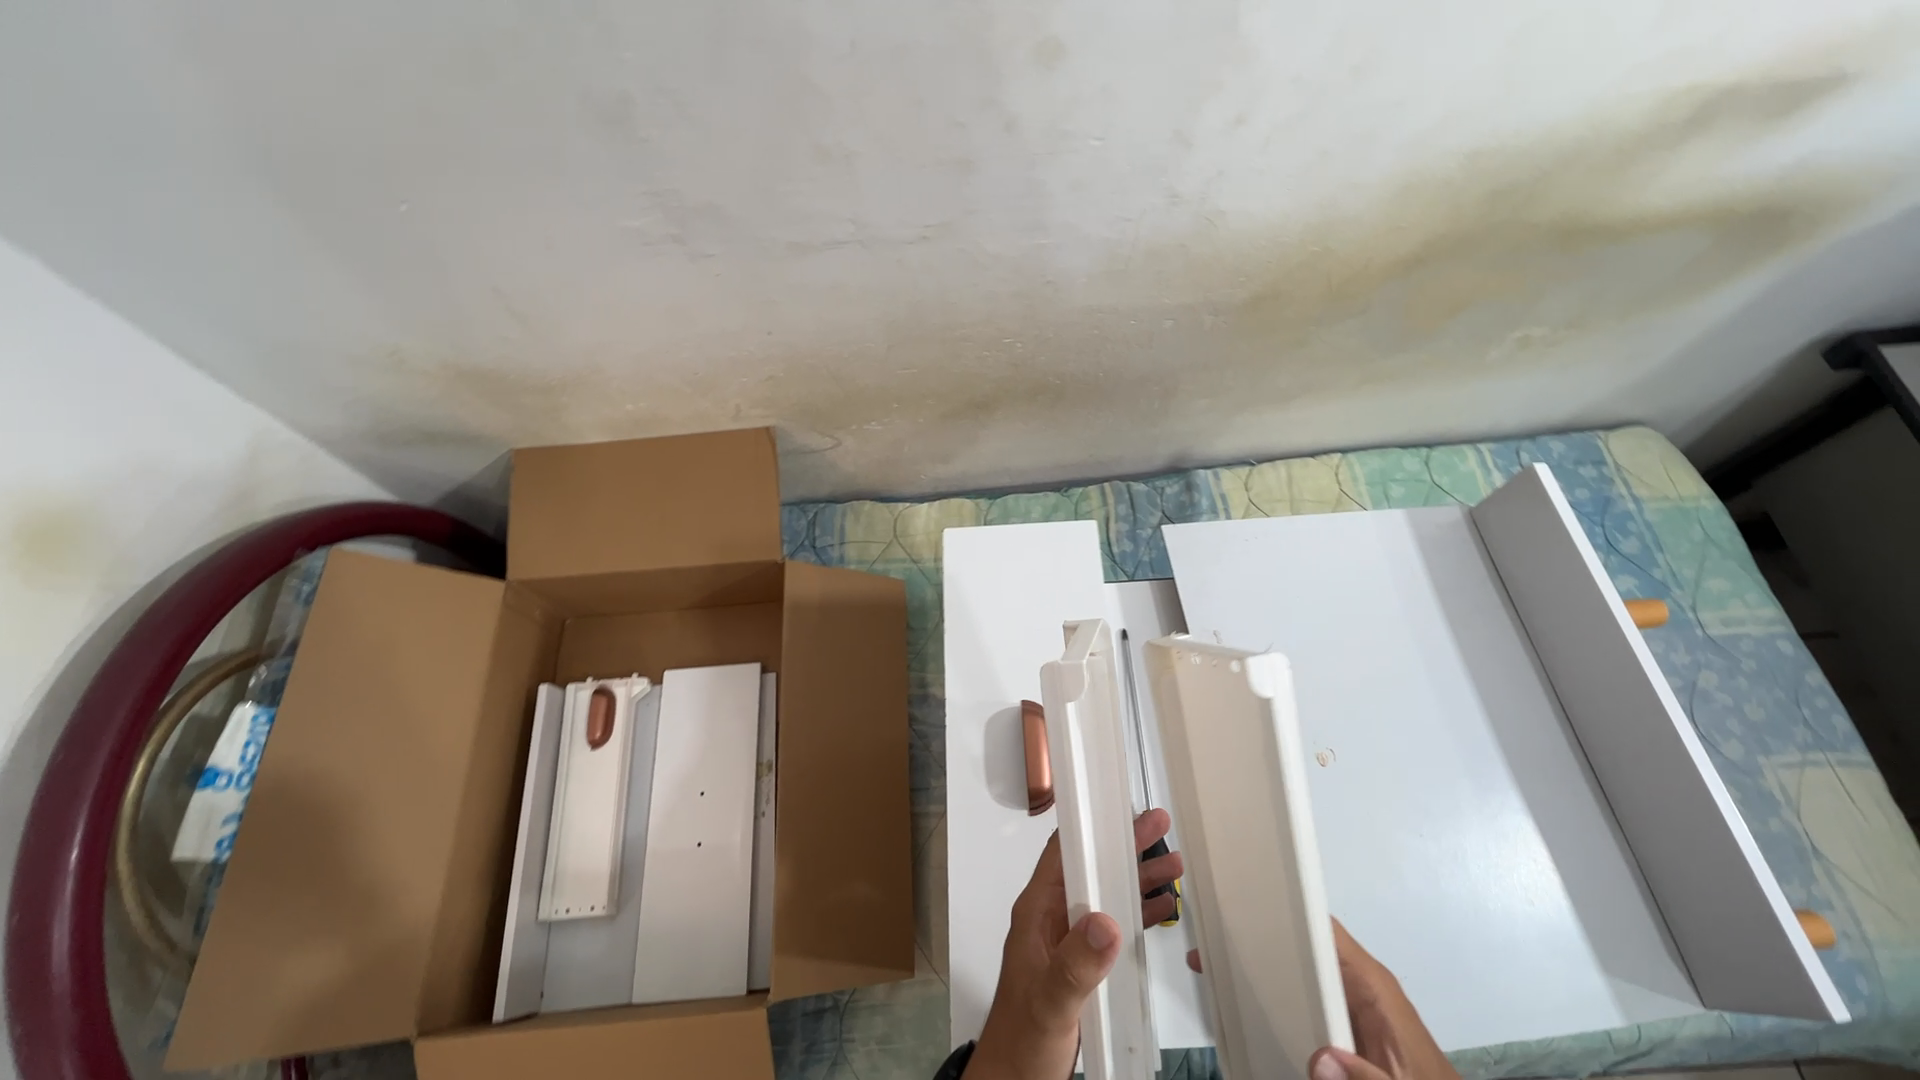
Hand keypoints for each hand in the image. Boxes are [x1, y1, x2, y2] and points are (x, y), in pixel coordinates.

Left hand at [964, 809, 1184, 1079]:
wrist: (1015, 1079)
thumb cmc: (1023, 1036)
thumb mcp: (1052, 1000)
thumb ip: (1076, 963)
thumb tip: (1107, 920)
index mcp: (1036, 911)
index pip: (1062, 853)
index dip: (1090, 827)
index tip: (1121, 807)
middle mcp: (1051, 916)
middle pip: (1090, 867)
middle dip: (1123, 845)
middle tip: (1160, 824)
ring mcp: (1067, 938)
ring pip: (1105, 893)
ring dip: (1136, 877)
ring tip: (1174, 861)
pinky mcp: (1082, 962)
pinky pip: (1113, 926)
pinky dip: (1137, 913)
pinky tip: (1164, 906)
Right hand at [1187, 920, 1456, 1079]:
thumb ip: (1366, 1076)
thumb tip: (1318, 1058)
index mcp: (1370, 984)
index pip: (1323, 930)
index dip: (1284, 911)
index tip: (1241, 906)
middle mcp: (1355, 983)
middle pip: (1299, 945)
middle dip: (1253, 941)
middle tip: (1208, 945)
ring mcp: (1346, 1002)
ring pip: (1295, 970)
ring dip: (1256, 969)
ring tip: (1210, 968)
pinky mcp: (1340, 1023)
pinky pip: (1299, 997)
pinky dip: (1269, 995)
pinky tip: (1240, 1003)